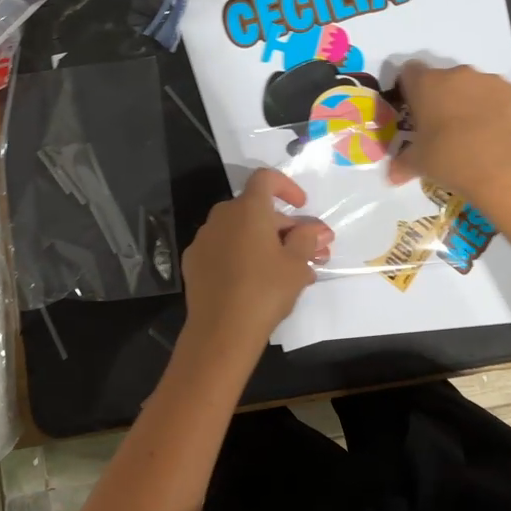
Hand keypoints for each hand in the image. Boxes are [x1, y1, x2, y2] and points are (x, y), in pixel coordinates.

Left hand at [181, 169, 333, 348]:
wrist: (220, 331)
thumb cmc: (265, 291)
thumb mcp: (297, 265)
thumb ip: (307, 240)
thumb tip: (316, 230)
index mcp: (248, 209)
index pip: (265, 179)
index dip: (286, 186)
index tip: (302, 206)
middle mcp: (222, 215)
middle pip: (256, 209)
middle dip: (284, 227)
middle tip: (309, 252)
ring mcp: (204, 238)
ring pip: (241, 231)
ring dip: (265, 242)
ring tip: (289, 272)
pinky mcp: (194, 261)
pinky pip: (224, 248)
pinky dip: (242, 255)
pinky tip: (257, 282)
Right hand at [389, 62, 510, 207]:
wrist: (505, 170)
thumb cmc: (450, 159)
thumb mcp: (418, 164)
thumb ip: (402, 163)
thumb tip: (392, 175)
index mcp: (427, 84)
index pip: (410, 72)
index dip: (411, 89)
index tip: (415, 111)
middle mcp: (459, 74)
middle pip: (447, 79)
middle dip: (446, 98)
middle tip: (447, 129)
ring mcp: (493, 82)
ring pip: (479, 88)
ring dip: (476, 104)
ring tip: (479, 136)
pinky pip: (506, 100)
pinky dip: (504, 114)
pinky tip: (504, 139)